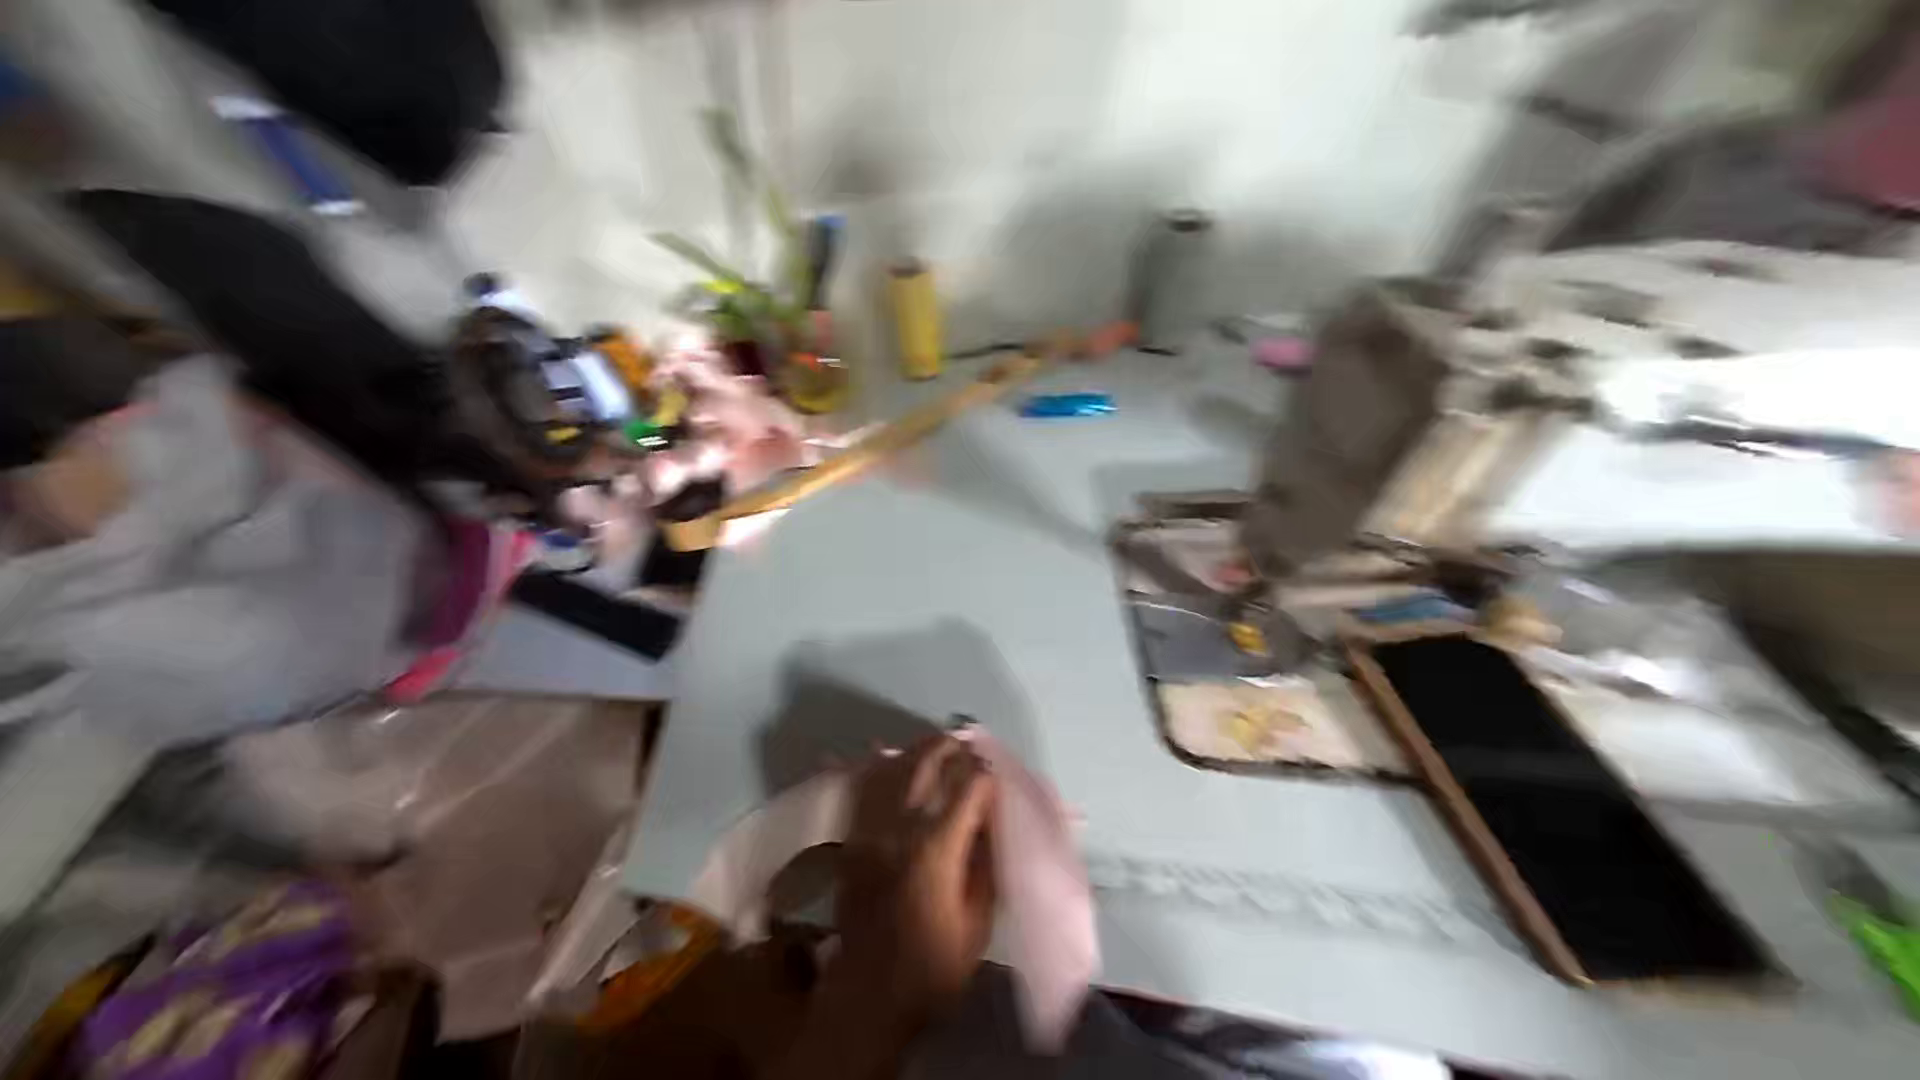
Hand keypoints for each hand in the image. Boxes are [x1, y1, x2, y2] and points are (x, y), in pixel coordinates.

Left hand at [833, 734, 996, 1028]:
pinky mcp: (852, 839)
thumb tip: (993, 818)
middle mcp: (899, 827)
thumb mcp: (979, 921)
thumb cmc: (934, 965)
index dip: (986, 772)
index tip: (996, 771)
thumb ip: (986, 861)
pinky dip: (879, 768)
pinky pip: (864, 788)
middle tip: (965, 742)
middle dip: (949, 746)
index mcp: (937, 847)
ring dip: (915, 750)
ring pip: (891, 768)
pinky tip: (891, 760)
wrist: (869, 995)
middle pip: (925, 762)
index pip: (968, 786)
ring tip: (936, 744)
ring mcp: (870, 829)